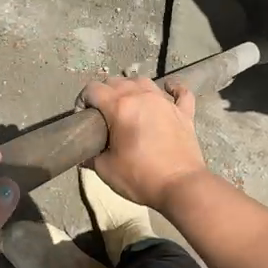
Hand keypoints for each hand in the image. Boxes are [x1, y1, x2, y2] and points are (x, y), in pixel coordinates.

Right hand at [79, 77, 208, 210]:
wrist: (180, 186)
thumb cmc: (140, 177)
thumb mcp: (106, 170)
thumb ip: (92, 156)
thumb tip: (86, 154)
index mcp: (120, 107)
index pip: (93, 89)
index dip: (83, 100)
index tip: (83, 117)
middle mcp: (142, 97)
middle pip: (117, 82)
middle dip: (105, 93)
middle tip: (103, 115)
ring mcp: (166, 102)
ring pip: (144, 81)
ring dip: (132, 88)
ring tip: (129, 104)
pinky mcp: (184, 112)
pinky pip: (180, 92)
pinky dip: (173, 89)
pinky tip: (168, 90)